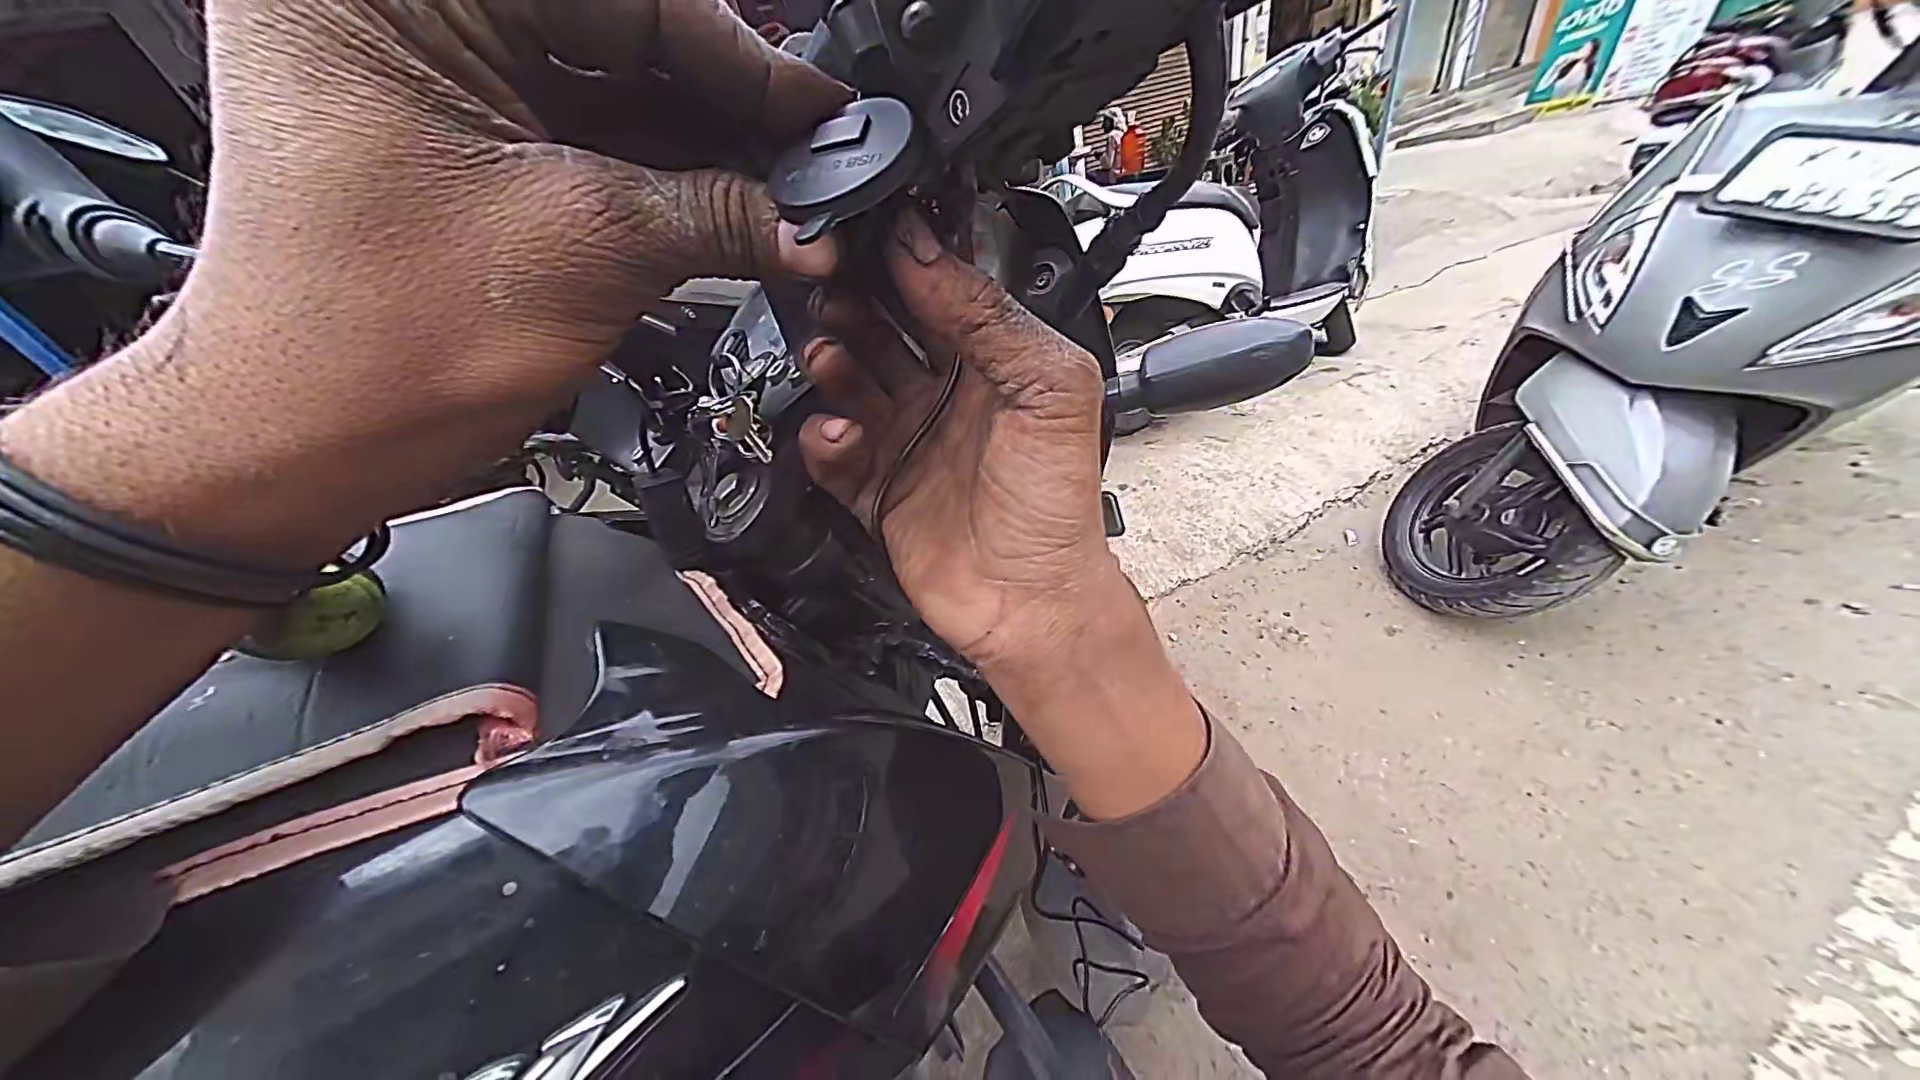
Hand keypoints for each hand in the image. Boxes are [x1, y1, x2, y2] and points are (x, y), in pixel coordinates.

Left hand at [2, 0, 845, 562]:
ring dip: (724, 155)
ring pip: (632, 99)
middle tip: (824, 159)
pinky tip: (753, 212)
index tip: (824, 109)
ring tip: (802, 196)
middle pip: (631, 39)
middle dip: (740, 110)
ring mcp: (460, 88)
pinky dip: (688, 186)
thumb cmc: (391, 338)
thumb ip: (716, 212)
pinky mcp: (496, 154)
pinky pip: (616, 153)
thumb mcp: (590, 247)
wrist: (334, 433)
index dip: (744, 58)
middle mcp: (418, 15)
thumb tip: (813, 220)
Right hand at [795, 211, 1116, 678]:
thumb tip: (929, 257)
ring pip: (850, 382)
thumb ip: (993, 318)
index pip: (940, 294)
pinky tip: (837, 433)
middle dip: (855, 307)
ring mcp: (910, 442)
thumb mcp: (1051, 389)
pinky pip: (832, 451)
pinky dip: (823, 438)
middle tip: (834, 295)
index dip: (905, 265)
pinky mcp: (878, 488)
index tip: (869, 243)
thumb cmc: (1054, 506)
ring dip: (831, 362)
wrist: (1028, 598)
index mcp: (995, 366)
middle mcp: (948, 398)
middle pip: (884, 331)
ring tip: (829, 357)